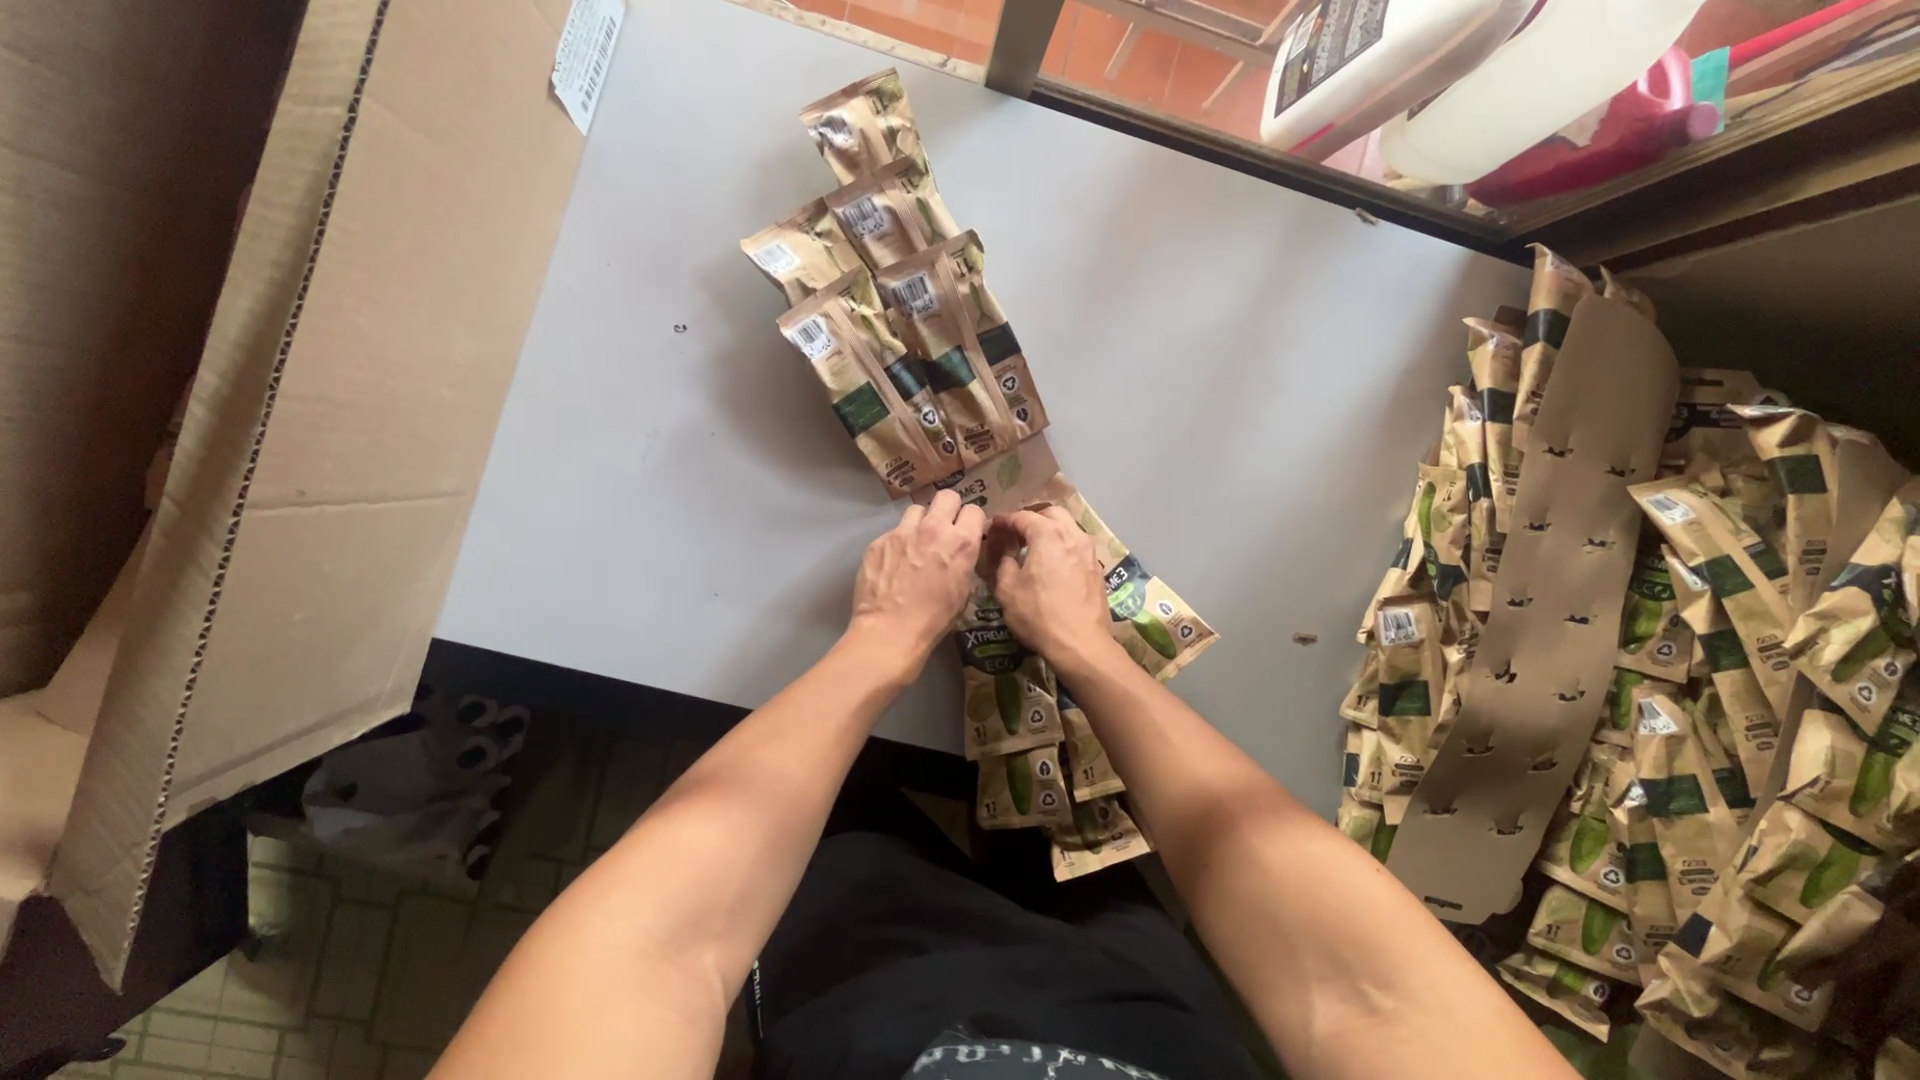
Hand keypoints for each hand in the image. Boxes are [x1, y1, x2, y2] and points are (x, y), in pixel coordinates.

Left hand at [849, 489, 985, 671]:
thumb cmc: (934, 620)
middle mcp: (933, 529)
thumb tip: (960, 553)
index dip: (971, 520)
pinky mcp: (879, 541)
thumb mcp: (963, 591)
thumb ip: (964, 562)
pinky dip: (898, 542)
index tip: (967, 531)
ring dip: (921, 522)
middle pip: (947, 496)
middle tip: (944, 527)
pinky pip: (894, 531)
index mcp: (961, 543)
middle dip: (949, 509)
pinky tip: (894, 563)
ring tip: (917, 543)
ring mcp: (903, 532)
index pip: (973, 509)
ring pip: (917, 509)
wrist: (890, 631)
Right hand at [989, 507, 1114, 664]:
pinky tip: (1055, 565)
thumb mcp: (1007, 589)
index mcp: (1048, 535)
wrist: (1080, 643)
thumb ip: (1004, 562)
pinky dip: (1064, 548)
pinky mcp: (1098, 570)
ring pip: (1069, 529)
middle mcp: (1072, 536)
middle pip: (1052, 514)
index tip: (994, 526)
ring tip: (1036, 548)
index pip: (1023, 517)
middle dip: (1033, 519)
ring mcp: (1089, 552)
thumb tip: (1008, 552)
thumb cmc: (1038, 615)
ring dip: (1052, 532)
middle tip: (1017, 534)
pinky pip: (1078, 548)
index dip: (1005, 520)